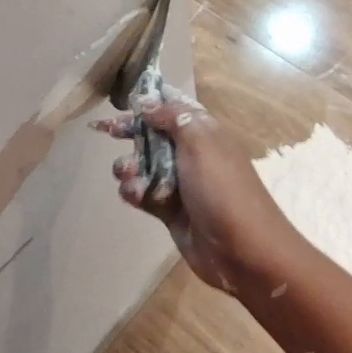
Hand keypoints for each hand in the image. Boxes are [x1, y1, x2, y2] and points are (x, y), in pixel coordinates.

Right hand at [93, 91, 294, 293]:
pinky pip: (143, 193)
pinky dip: (134, 191)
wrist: (242, 250)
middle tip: (109, 132)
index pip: (173, 108)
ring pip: (143, 165)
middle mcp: (191, 154)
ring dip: (129, 166)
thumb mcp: (200, 142)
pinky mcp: (169, 210)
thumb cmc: (222, 189)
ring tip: (128, 174)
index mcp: (204, 133)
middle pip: (153, 135)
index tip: (124, 102)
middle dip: (131, 132)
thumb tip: (147, 103)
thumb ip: (172, 117)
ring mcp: (180, 184)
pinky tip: (133, 195)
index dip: (149, 103)